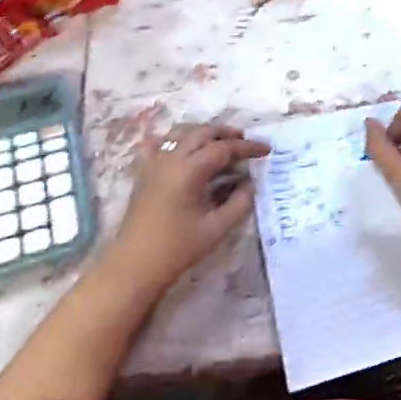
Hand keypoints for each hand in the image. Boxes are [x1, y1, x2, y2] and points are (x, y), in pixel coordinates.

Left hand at [109, 123, 269, 290]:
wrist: (134, 266)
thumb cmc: (178, 248)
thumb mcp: (217, 228)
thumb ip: (239, 203)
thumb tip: (249, 184)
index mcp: (190, 169)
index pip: (224, 148)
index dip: (247, 147)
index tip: (266, 150)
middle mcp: (171, 159)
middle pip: (202, 133)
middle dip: (227, 134)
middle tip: (245, 142)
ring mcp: (154, 164)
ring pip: (181, 135)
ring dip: (204, 135)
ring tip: (219, 144)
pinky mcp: (143, 174)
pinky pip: (157, 146)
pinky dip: (172, 142)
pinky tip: (178, 146)